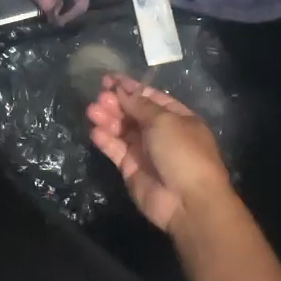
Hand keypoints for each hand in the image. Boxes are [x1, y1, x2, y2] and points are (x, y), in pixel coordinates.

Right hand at [86, 74, 233, 235]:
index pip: (150, 97)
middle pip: (133, 112)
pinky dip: (105, 139)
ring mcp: (145, 151)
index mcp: (177, 118)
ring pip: (121, 129)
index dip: (130, 87)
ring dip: (107, 118)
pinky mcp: (130, 168)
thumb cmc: (182, 152)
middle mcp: (160, 132)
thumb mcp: (164, 121)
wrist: (188, 202)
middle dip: (116, 103)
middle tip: (99, 97)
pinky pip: (115, 149)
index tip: (109, 78)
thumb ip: (139, 104)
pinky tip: (95, 131)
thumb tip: (122, 90)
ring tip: (92, 111)